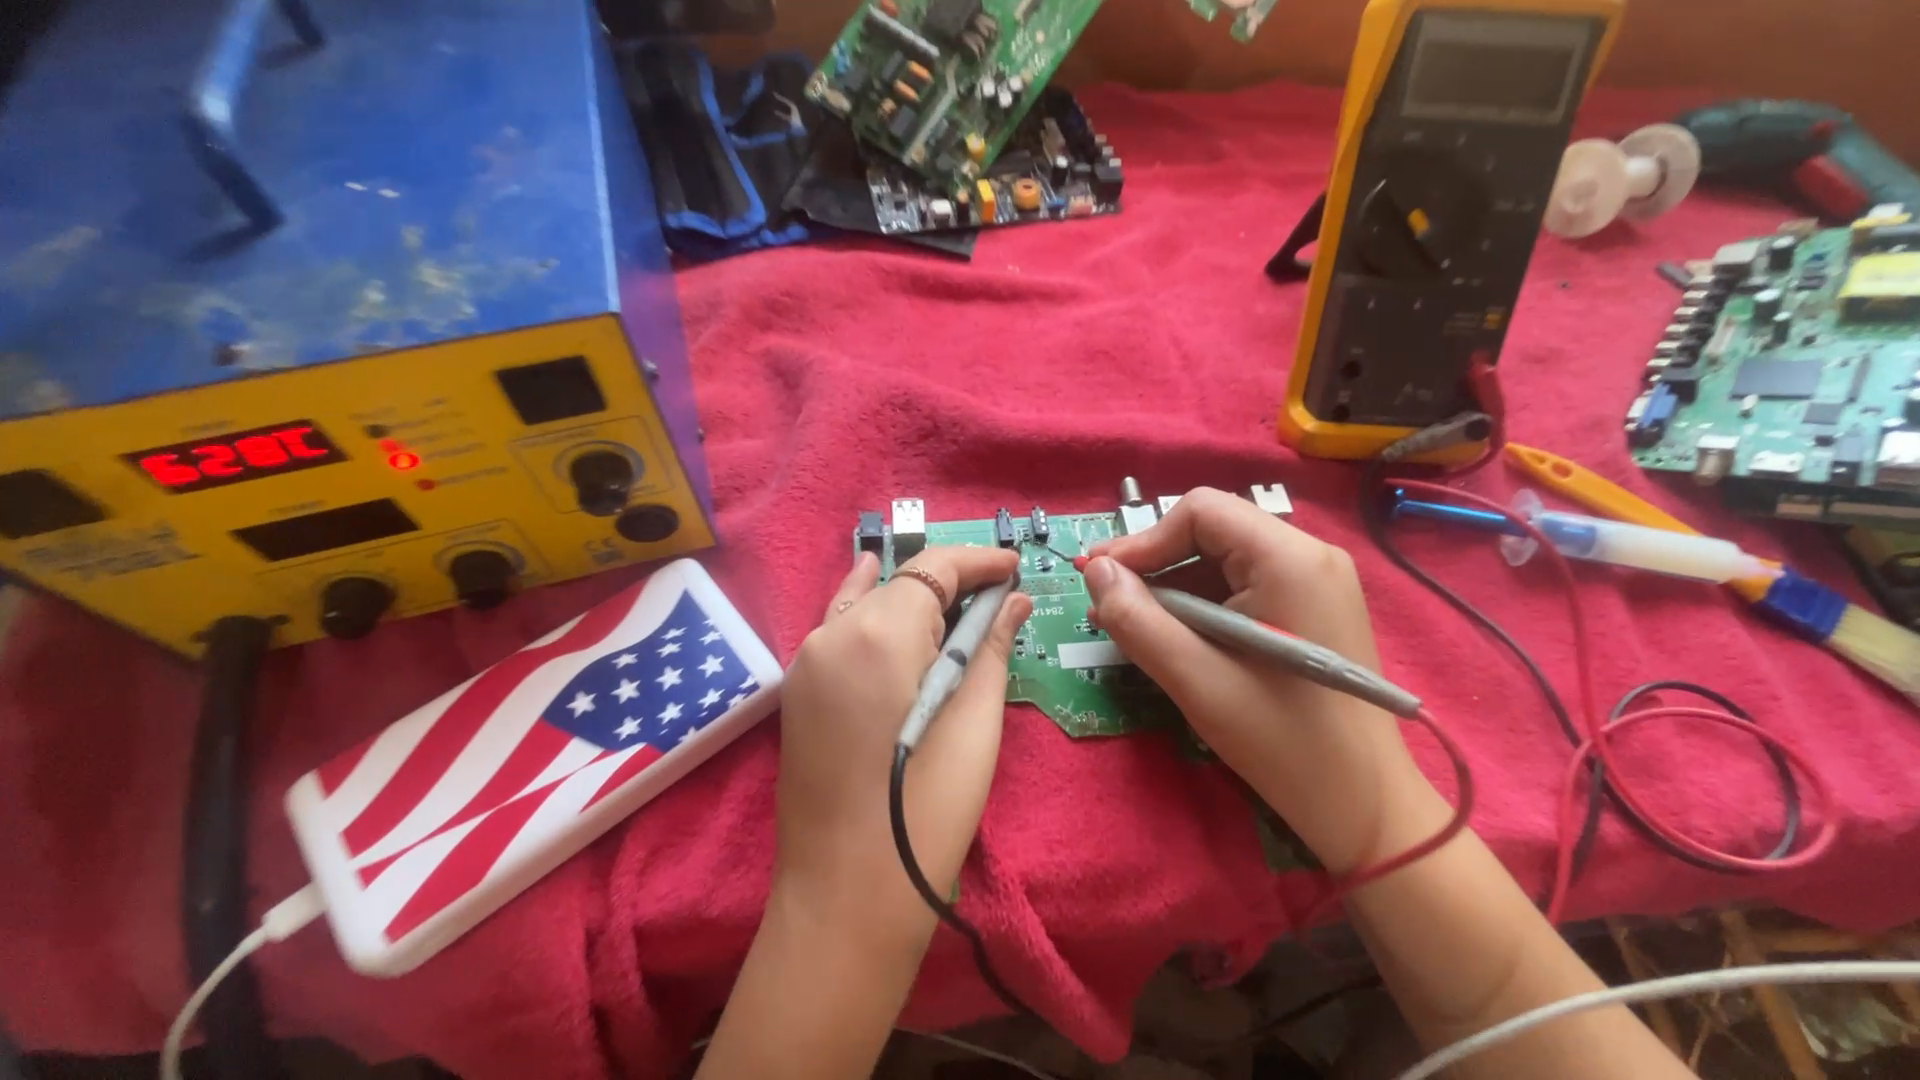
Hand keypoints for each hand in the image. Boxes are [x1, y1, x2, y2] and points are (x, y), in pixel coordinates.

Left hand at [773, 547, 1031, 947]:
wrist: (844, 896)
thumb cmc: (925, 812)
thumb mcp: (974, 725)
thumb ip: (989, 649)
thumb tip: (1010, 601)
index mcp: (876, 634)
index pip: (933, 569)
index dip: (978, 561)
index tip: (1016, 566)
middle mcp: (830, 633)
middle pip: (899, 584)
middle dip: (950, 582)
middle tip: (998, 597)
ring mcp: (805, 663)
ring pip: (865, 603)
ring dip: (912, 597)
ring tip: (956, 603)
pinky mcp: (798, 693)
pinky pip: (839, 632)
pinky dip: (869, 612)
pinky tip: (884, 604)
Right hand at [1085, 488, 1446, 872]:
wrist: (1362, 802)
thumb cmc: (1282, 741)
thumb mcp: (1196, 681)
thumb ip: (1137, 620)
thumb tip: (1095, 571)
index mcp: (1290, 560)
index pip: (1200, 512)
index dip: (1142, 541)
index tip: (1100, 580)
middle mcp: (1310, 555)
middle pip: (1212, 532)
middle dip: (1154, 565)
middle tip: (1108, 603)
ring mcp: (1317, 581)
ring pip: (1224, 560)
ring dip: (1174, 588)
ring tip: (1133, 627)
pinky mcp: (1313, 608)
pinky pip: (1244, 586)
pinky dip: (1203, 606)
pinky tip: (1175, 639)